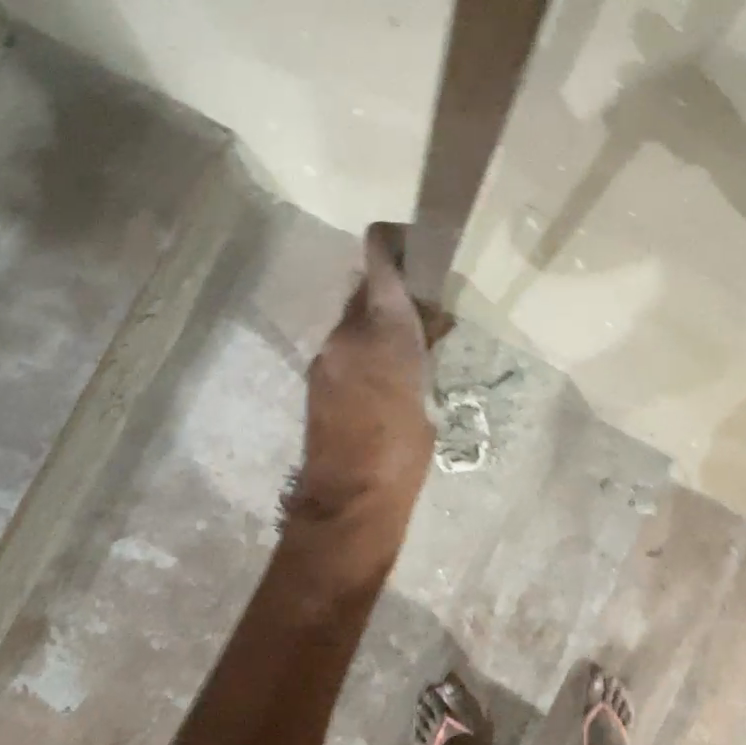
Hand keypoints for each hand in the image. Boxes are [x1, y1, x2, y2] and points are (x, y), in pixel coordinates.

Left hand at [286, 223, 436, 527]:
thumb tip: (429, 326)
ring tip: (410, 355)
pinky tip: (385, 381)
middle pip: (368, 290)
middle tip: (426, 317)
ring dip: (379, 326)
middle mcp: (346, 333)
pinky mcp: (316, 380)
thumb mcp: (428, 398)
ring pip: (355, 321)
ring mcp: (325, 357)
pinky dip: (364, 351)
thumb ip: (424, 353)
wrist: (349, 499)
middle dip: (395, 294)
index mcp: (383, 330)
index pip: (380, 258)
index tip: (420, 250)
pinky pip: (344, 349)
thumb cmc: (402, 454)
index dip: (397, 243)